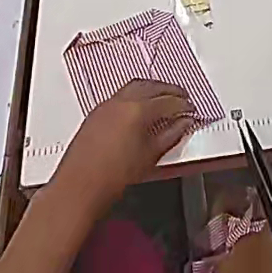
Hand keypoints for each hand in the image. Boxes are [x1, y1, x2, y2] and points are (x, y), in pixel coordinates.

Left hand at [50, 80, 196, 208]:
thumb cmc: (113, 176)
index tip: (190, 109)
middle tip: (182, 97)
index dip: (183, 105)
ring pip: (135, 86)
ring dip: (152, 89)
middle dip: (170, 90)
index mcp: (138, 110)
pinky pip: (121, 94)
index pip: (168, 101)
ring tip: (164, 98)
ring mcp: (107, 105)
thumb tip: (183, 124)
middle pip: (152, 86)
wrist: (80, 186)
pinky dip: (136, 95)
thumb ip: (171, 134)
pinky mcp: (97, 112)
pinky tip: (141, 107)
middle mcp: (121, 102)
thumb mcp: (151, 155)